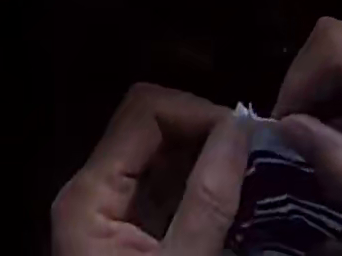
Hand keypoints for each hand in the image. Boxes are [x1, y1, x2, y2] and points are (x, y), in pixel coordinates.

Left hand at [52, 83, 248, 255]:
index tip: (242, 137)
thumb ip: (207, 199)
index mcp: (89, 195)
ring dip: (211, 152)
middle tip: (253, 153)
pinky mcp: (131, 232)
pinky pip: (170, 182)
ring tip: (252, 171)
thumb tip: (241, 123)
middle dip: (208, 129)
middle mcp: (95, 190)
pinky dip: (205, 179)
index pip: (147, 108)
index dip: (197, 111)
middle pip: (157, 122)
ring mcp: (112, 211)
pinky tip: (235, 196)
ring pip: (167, 149)